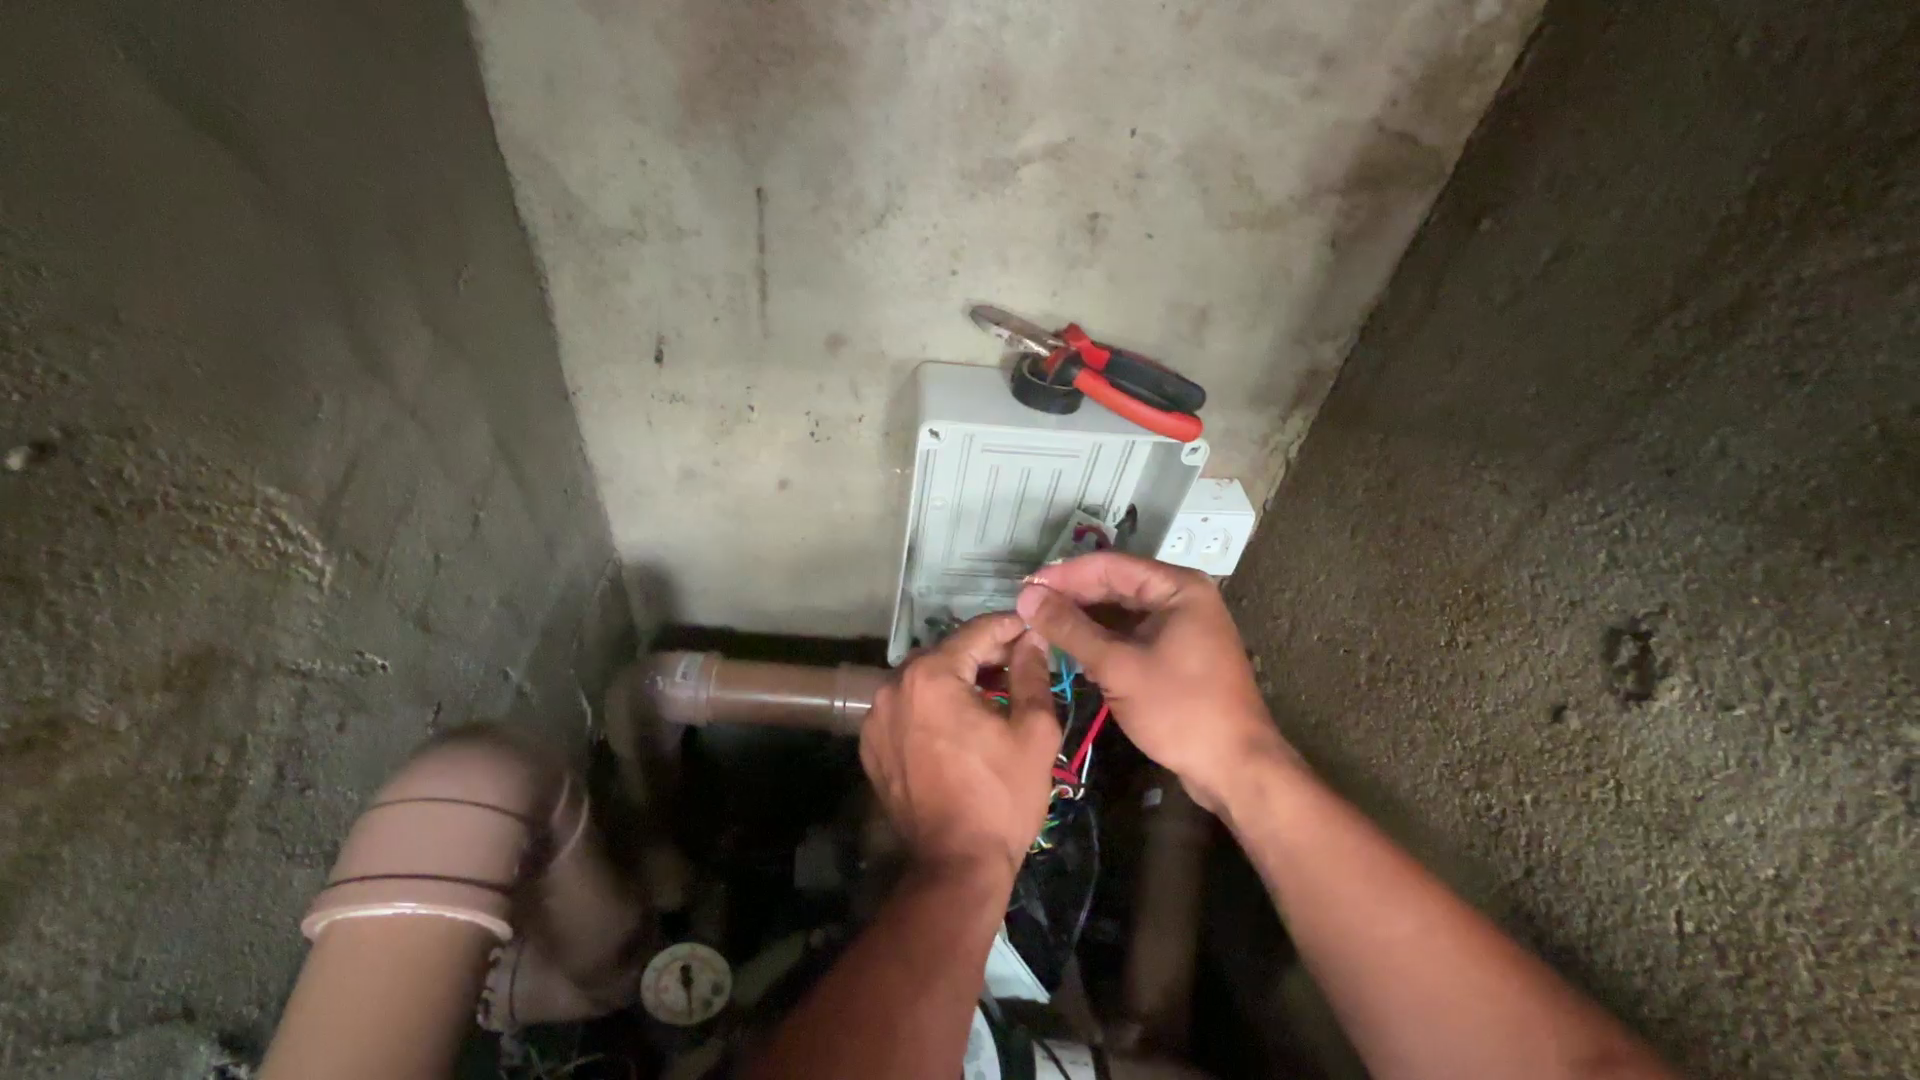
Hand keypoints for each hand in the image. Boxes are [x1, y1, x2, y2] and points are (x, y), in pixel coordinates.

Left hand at [860, 614, 1062, 878]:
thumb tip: (1031, 640)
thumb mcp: (1033, 731)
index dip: (1009, 627)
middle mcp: (893, 687)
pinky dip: (933, 707)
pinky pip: (907, 709)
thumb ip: (1031, 674)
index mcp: (931, 676)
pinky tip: (959, 724)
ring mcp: (876, 718)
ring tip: (993, 693)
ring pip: (924, 680)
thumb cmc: (1001, 796)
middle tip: (1019, 663)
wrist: (956, 864)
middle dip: (984, 654)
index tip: (1033, 628)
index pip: (975, 633)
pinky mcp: (872, 745)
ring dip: (957, 680)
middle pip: (946, 654)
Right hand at [1016, 552, 1294, 810]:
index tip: (1024, 587)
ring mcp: (1181, 626)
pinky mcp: (1176, 653)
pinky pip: (1131, 635)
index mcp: (1178, 587)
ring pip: (1120, 612)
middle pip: (1115, 585)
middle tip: (1027, 609)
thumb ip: (1070, 629)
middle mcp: (1181, 598)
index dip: (1064, 575)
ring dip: (1083, 619)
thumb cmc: (1180, 710)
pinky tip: (1070, 649)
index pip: (1109, 565)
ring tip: (1040, 627)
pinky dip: (1101, 640)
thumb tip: (1027, 596)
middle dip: (1071, 596)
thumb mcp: (1118, 667)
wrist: (1234, 767)